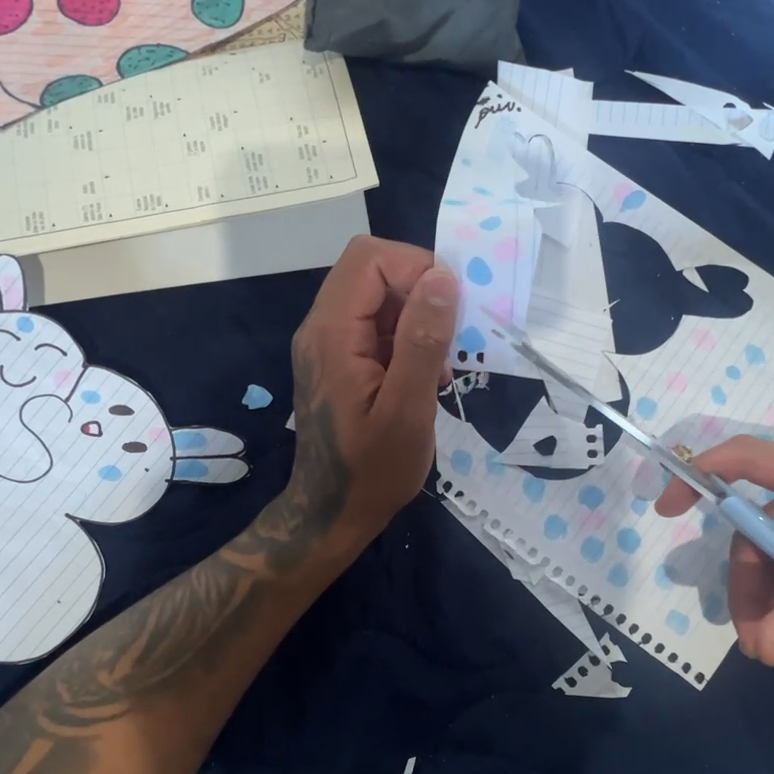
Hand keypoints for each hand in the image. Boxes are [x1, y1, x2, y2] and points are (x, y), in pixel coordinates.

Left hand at [282, 236, 458, 553]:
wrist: (333, 514)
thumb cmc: (372, 472)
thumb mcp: (407, 410)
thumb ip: (423, 342)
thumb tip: (443, 278)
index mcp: (331, 334)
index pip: (371, 259)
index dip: (416, 269)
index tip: (452, 310)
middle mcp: (320, 329)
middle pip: (371, 271)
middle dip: (420, 291)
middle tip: (452, 333)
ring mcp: (326, 345)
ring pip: (375, 298)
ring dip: (416, 317)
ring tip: (442, 363)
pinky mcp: (338, 362)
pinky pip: (373, 327)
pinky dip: (405, 339)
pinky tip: (426, 376)